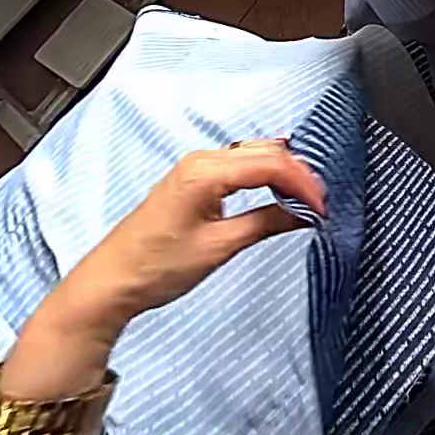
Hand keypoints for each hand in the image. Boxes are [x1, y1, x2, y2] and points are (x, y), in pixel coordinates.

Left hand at [43, 141, 325, 346]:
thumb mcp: (219, 247)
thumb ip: (265, 223)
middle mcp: (202, 159)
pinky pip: (239, 163)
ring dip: (282, 170)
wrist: (111, 281)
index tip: (322, 207)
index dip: (302, 183)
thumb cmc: (157, 266)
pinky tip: (277, 185)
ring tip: (306, 195)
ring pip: (252, 154)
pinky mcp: (194, 178)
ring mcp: (196, 166)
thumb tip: (303, 214)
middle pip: (264, 152)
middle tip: (321, 202)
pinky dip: (264, 172)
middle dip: (297, 173)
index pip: (269, 164)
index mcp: (206, 171)